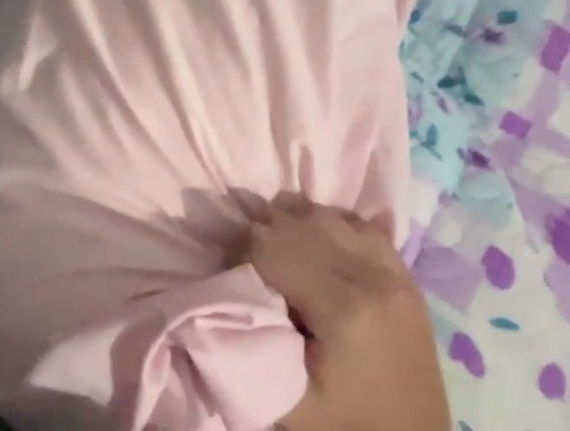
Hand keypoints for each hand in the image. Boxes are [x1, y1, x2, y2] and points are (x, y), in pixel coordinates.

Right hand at [243, 197, 449, 430]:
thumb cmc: (341, 417)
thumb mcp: (283, 395)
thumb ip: (243, 338)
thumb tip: (218, 290)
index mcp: (344, 307)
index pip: (265, 242)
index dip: (237, 255)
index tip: (235, 282)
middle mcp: (374, 279)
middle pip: (291, 220)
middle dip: (260, 238)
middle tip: (253, 273)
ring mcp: (396, 275)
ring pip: (321, 213)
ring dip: (291, 228)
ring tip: (282, 260)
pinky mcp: (407, 278)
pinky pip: (358, 224)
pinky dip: (329, 226)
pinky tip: (318, 249)